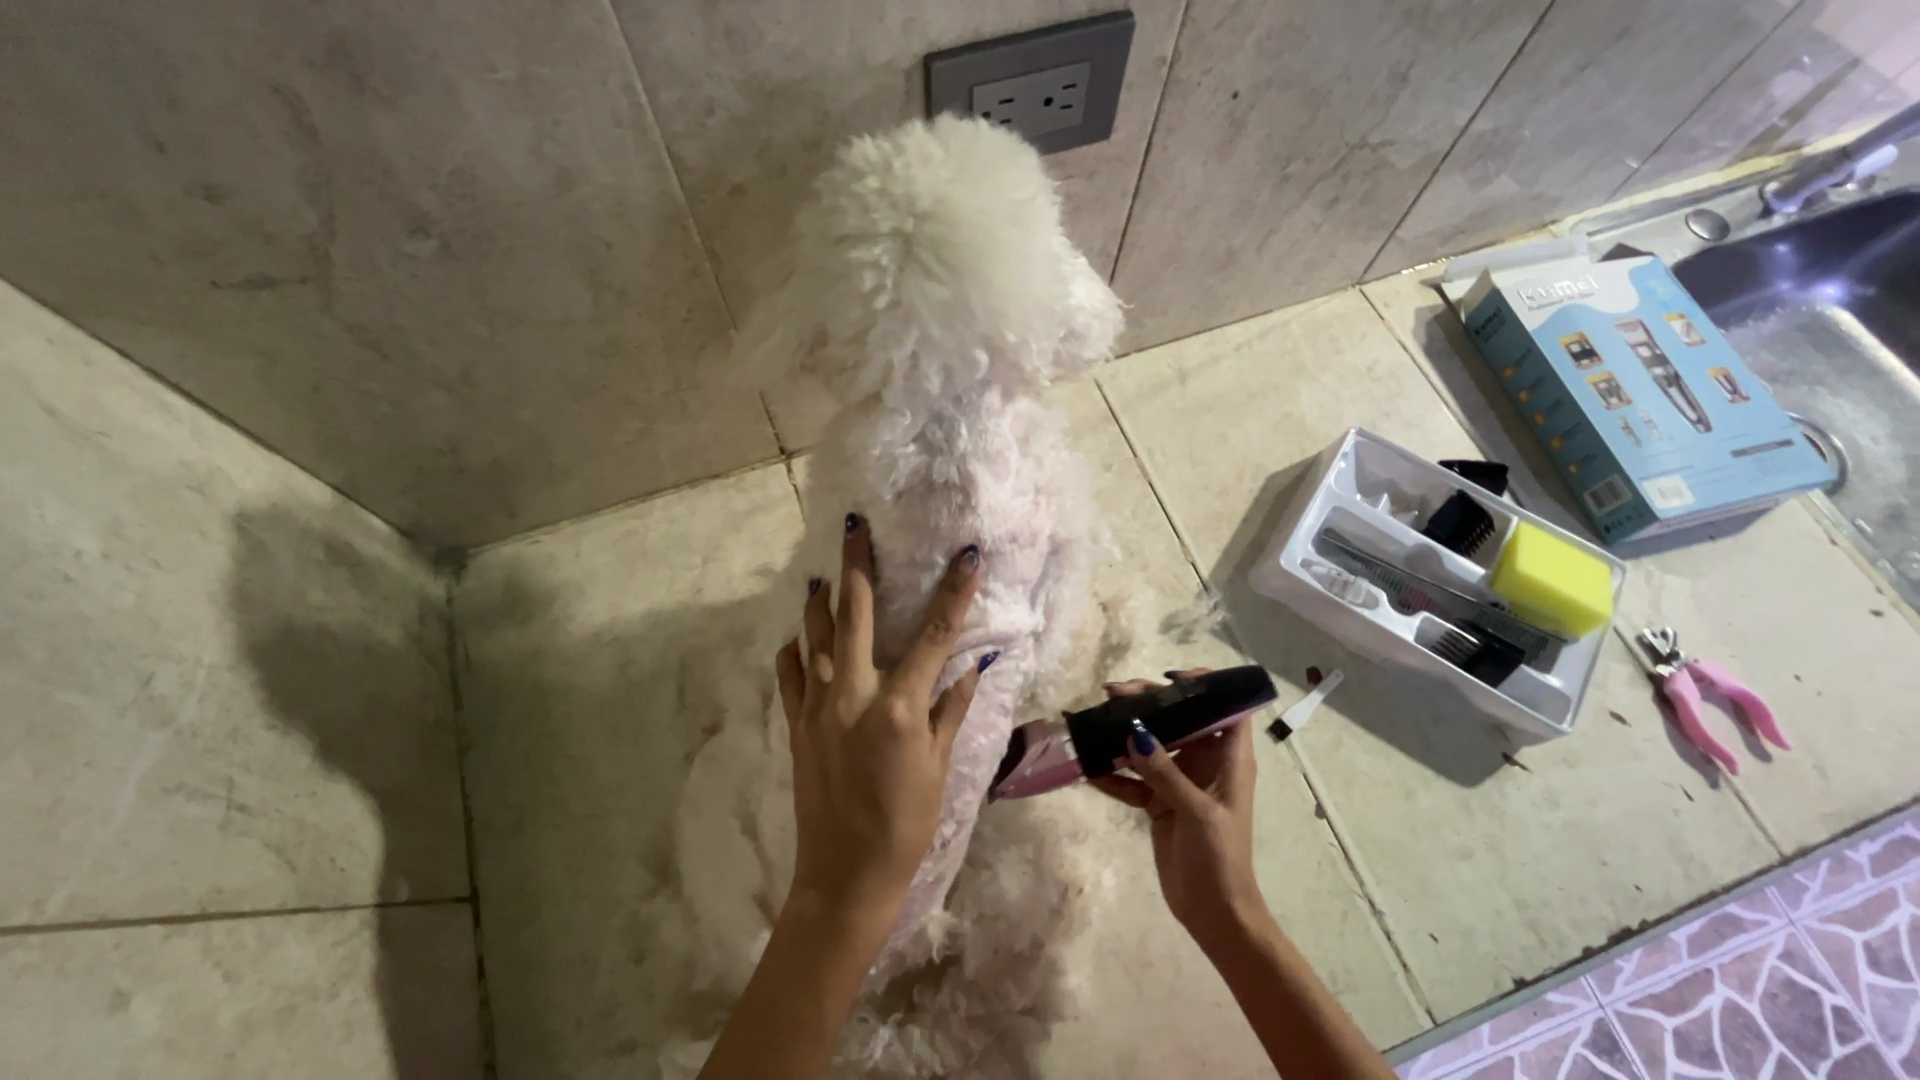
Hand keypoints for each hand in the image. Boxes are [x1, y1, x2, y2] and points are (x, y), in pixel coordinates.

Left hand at [774, 515, 988, 920]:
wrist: (845, 874)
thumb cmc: (905, 824)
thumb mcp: (939, 767)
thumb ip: (951, 709)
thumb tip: (972, 665)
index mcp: (897, 705)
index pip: (933, 635)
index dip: (953, 592)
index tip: (966, 555)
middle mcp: (852, 693)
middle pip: (855, 613)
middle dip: (858, 564)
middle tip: (854, 525)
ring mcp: (816, 706)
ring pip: (813, 634)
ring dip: (821, 599)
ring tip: (823, 573)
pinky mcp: (795, 723)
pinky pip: (790, 672)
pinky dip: (795, 649)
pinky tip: (800, 637)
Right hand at [1090, 672, 1268, 951]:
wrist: (1214, 912)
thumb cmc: (1220, 858)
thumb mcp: (1197, 812)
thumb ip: (1165, 773)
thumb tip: (1134, 733)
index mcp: (1229, 760)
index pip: (1227, 708)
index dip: (1207, 686)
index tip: (1171, 676)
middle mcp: (1204, 764)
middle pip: (1178, 720)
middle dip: (1148, 704)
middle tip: (1113, 694)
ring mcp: (1179, 783)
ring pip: (1149, 746)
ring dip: (1123, 735)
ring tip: (1094, 721)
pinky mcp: (1158, 803)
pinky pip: (1132, 779)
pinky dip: (1112, 774)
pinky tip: (1088, 767)